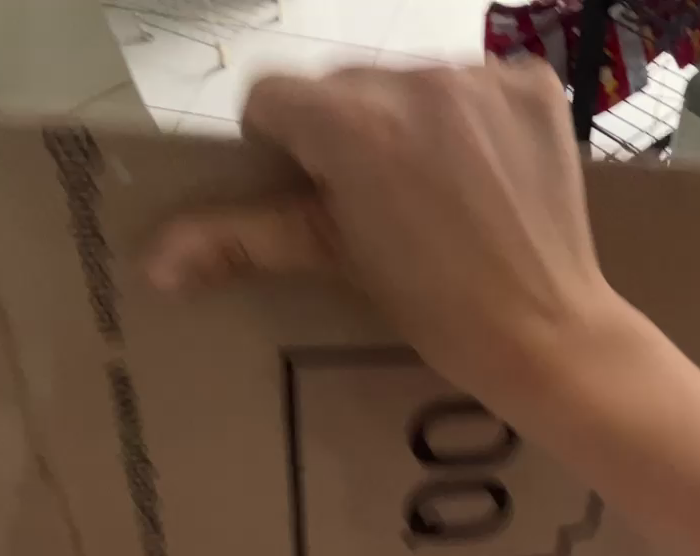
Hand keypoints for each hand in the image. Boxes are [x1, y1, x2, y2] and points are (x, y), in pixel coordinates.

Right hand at [145, 62, 636, 405]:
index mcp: (349, 124)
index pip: (273, 99)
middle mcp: (414, 79)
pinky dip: (474, 118)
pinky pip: (478, 82)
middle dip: (348, 133)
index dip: (284, 147)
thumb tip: (153, 261)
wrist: (546, 335)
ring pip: (411, 80)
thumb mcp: (338, 263)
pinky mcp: (534, 83)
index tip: (316, 192)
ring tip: (439, 193)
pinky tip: (487, 174)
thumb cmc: (438, 314)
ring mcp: (482, 76)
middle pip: (345, 86)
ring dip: (410, 122)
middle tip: (383, 203)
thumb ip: (243, 241)